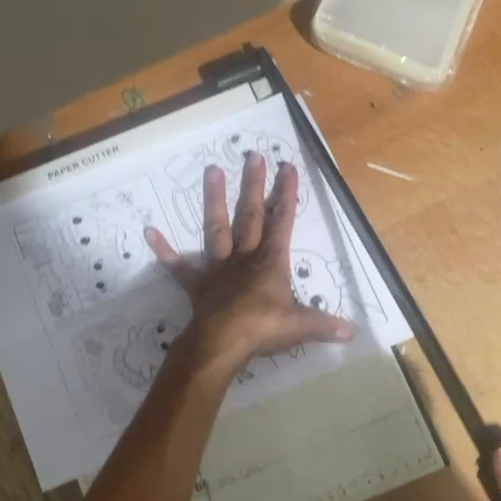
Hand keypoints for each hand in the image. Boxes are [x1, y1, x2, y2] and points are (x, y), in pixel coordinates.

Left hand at [145, 153, 353, 374]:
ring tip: (211, 170)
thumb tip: (351, 333)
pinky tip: (149, 231)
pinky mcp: (197, 285)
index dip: (286, 196)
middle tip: (252, 156)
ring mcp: (218, 269)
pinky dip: (164, 251)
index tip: (287, 168)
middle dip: (253, 186)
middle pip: (250, 216)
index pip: (282, 223)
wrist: (221, 343)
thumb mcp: (300, 326)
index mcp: (270, 262)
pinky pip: (178, 267)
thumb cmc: (263, 329)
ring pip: (216, 228)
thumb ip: (324, 325)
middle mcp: (244, 257)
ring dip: (214, 200)